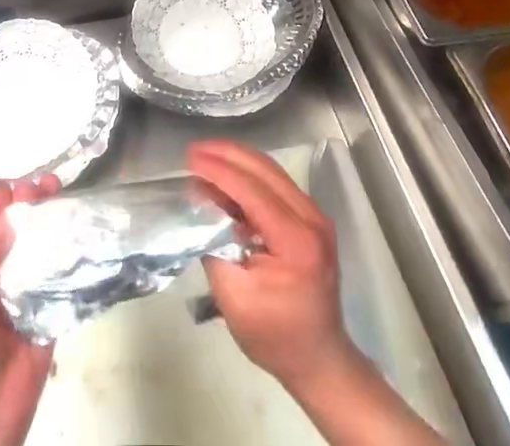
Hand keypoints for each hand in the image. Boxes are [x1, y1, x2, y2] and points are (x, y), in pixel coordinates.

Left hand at [0, 174, 59, 445]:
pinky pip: (55, 257)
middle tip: (26, 189)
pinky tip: (72, 217)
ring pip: (28, 231)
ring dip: (39, 207)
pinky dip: (64, 234)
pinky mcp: (44, 292)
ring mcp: (15, 278)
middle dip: (9, 195)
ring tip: (50, 189)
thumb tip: (4, 217)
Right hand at [186, 141, 353, 390]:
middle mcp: (312, 218)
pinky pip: (278, 187)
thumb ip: (215, 244)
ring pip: (273, 174)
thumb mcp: (233, 295)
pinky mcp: (311, 222)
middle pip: (266, 171)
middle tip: (194, 150)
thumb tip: (202, 202)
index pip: (253, 190)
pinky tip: (227, 180)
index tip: (190, 158)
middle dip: (229, 154)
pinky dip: (250, 178)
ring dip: (239, 162)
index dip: (219, 170)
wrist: (319, 358)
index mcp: (296, 238)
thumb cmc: (274, 334)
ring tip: (206, 158)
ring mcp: (315, 217)